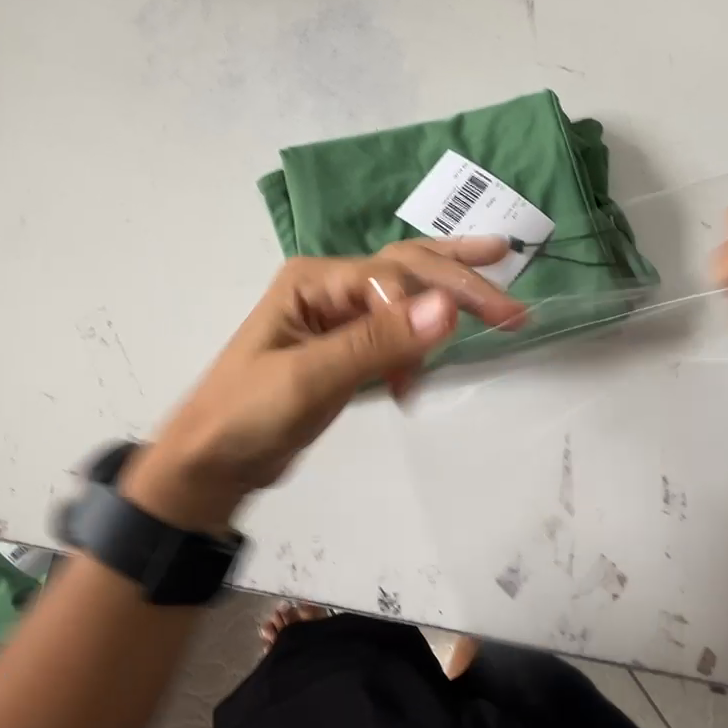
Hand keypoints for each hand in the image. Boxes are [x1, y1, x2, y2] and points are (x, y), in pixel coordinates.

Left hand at [123, 236, 526, 530]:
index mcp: (314, 280)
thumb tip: (448, 306)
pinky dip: (424, 329)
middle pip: (406, 269)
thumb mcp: (310, 378)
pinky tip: (446, 335)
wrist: (211, 462)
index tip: (455, 350)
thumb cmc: (247, 415)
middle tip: (516, 307)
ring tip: (499, 266)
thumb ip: (378, 342)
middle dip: (460, 281)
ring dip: (450, 284)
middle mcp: (328, 288)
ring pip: (405, 290)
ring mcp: (337, 317)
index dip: (431, 304)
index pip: (391, 276)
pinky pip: (396, 327)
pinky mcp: (345, 348)